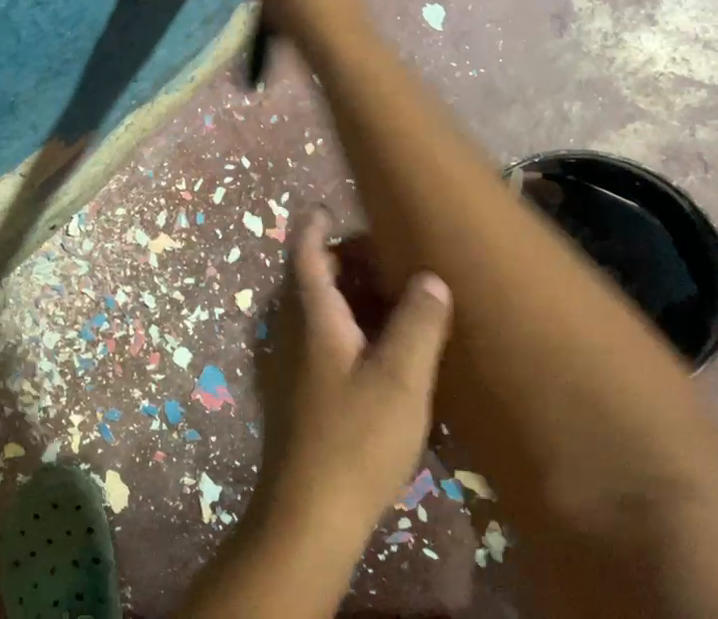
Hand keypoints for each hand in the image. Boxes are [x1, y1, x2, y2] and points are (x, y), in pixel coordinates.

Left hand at [259, 208, 453, 537]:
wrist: (309, 510)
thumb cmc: (356, 438)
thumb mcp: (401, 378)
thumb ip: (417, 323)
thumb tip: (429, 277)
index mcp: (310, 317)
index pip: (306, 253)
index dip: (316, 226)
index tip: (329, 206)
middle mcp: (290, 331)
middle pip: (311, 278)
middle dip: (344, 260)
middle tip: (389, 257)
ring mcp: (289, 363)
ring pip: (316, 310)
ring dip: (349, 295)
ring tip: (396, 298)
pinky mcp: (297, 391)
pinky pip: (319, 338)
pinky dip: (347, 326)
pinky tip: (381, 347)